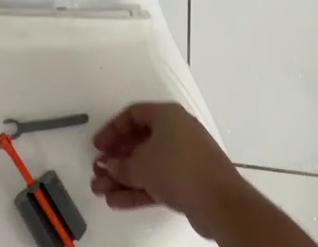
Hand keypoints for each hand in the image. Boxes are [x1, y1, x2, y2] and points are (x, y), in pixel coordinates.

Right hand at [91, 103, 248, 237]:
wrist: (219, 201)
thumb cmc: (176, 167)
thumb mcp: (141, 164)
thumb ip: (120, 165)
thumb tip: (109, 167)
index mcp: (166, 115)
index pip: (133, 114)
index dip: (112, 129)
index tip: (97, 146)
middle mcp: (176, 131)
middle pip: (139, 141)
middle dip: (116, 159)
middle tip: (98, 171)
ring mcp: (184, 158)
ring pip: (147, 165)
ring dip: (123, 178)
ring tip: (100, 191)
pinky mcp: (188, 182)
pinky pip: (158, 181)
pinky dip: (138, 189)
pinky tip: (117, 202)